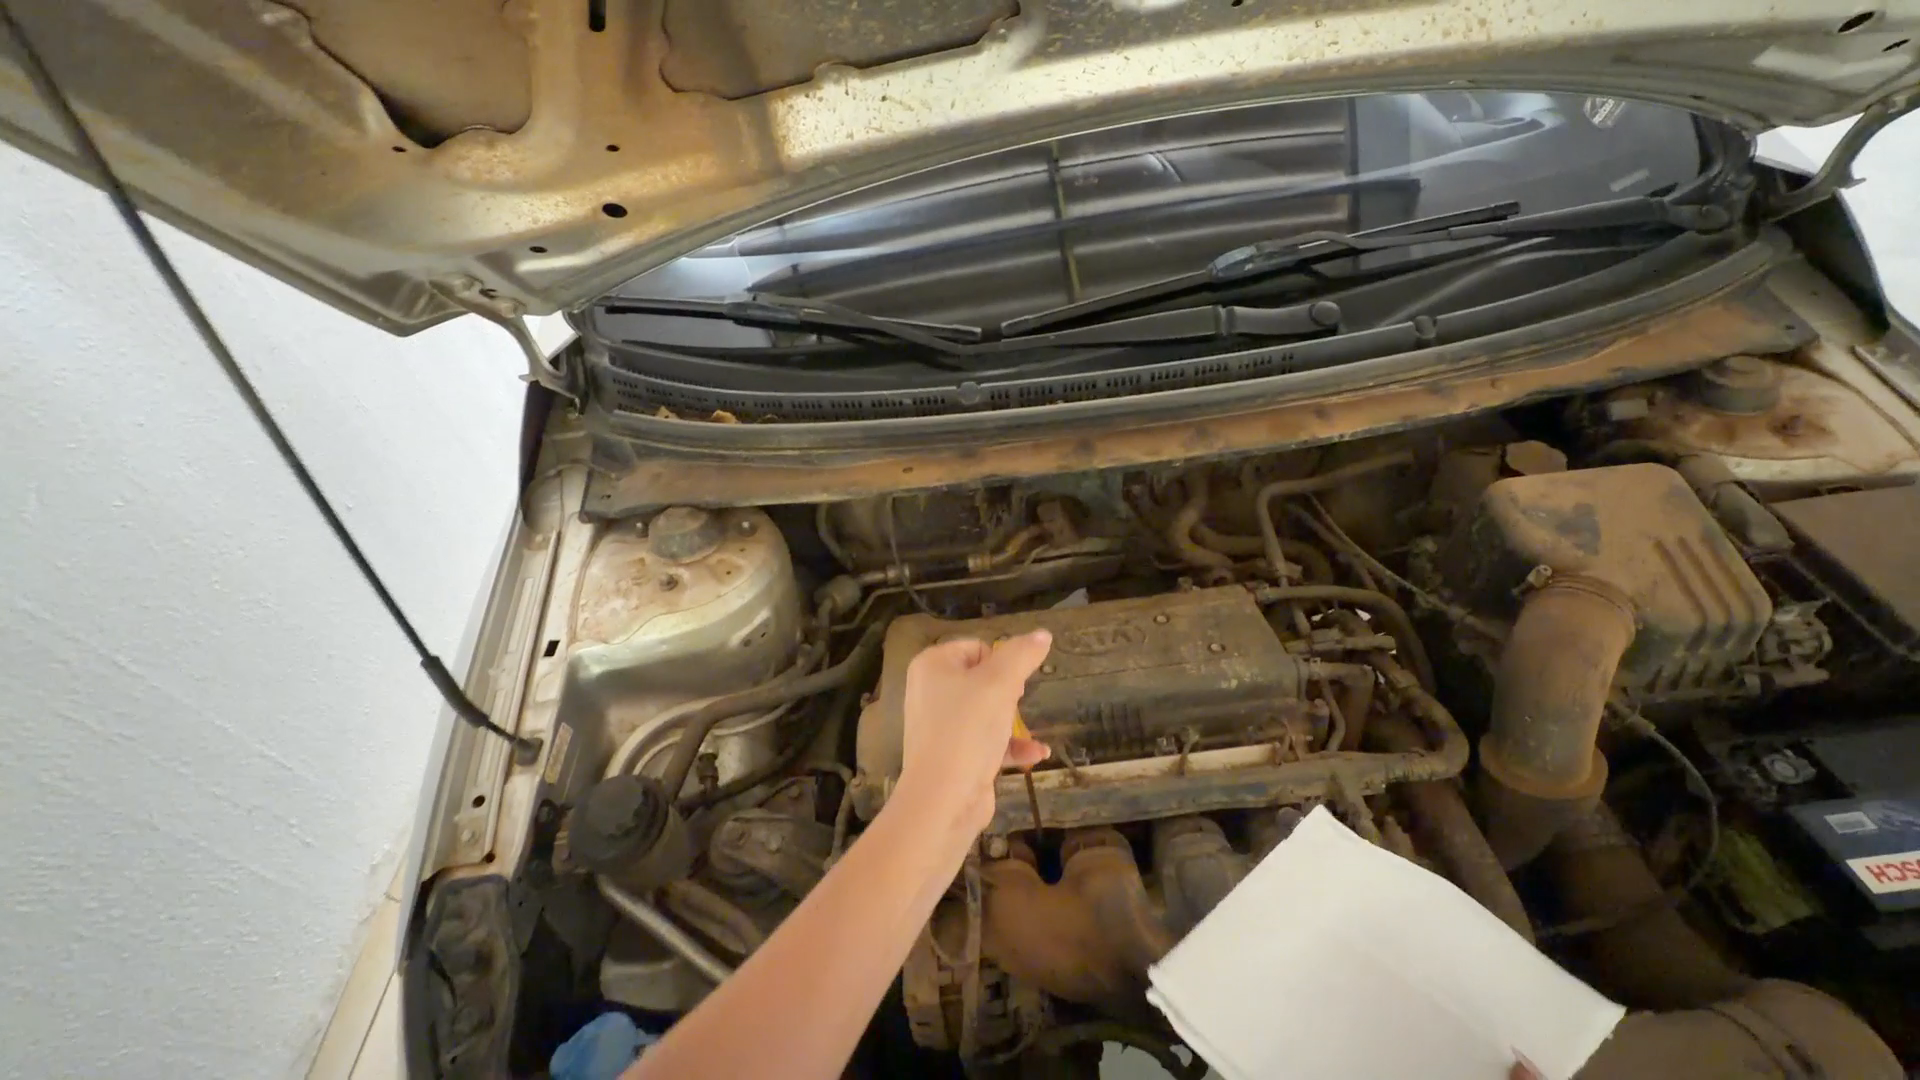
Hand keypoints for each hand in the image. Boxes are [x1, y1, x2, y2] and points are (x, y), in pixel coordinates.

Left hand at [895, 630, 1052, 835]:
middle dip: (1008, 692)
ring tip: (1024, 730)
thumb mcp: (1000, 684)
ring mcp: (940, 726)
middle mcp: (930, 692)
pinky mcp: (953, 755)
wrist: (943, 798)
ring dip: (1012, 720)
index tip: (1012, 682)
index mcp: (932, 666)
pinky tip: (1037, 754)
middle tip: (1017, 703)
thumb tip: (1043, 634)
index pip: (976, 647)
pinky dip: (1010, 746)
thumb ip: (1023, 655)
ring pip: (986, 711)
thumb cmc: (968, 730)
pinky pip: (986, 741)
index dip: (1001, 662)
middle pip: (982, 678)